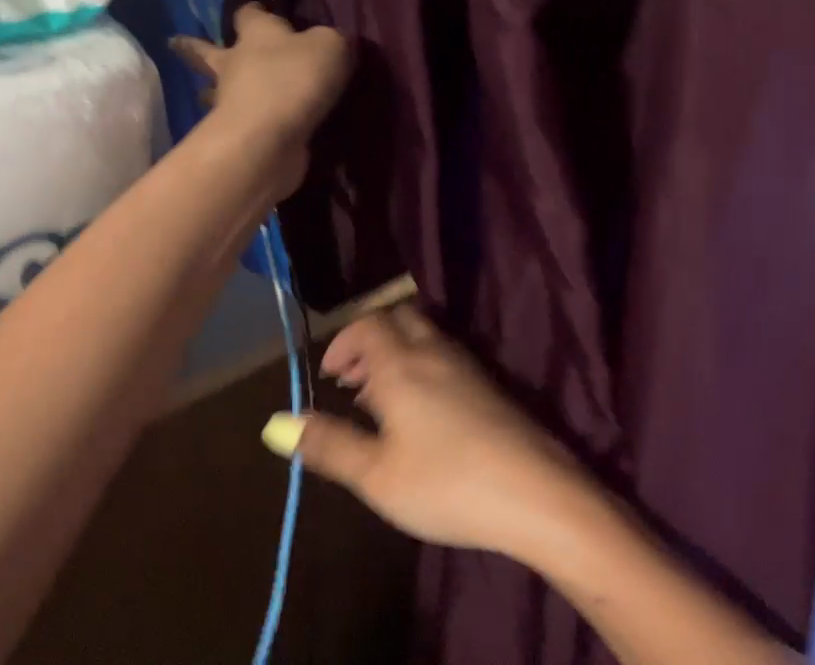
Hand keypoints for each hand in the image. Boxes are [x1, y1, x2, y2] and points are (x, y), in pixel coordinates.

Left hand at [171, 5, 351, 193]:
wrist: (268, 139)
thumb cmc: (295, 80)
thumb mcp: (331, 47)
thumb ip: (334, 41)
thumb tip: (336, 42)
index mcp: (255, 34)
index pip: (249, 15)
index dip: (254, 12)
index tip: (254, 10)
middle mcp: (235, 64)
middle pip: (208, 51)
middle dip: (195, 47)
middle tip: (176, 43)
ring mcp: (230, 102)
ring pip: (216, 91)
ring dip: (214, 91)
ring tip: (210, 94)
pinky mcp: (238, 136)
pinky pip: (241, 123)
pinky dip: (245, 124)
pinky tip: (253, 128)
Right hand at [261, 306, 598, 561]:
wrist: (537, 495)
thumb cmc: (446, 484)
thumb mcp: (376, 475)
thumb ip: (329, 445)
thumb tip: (277, 424)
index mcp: (402, 365)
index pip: (369, 324)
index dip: (344, 341)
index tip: (329, 375)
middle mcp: (436, 353)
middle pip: (400, 319)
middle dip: (370, 340)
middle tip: (352, 381)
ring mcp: (470, 368)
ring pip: (426, 338)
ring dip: (397, 356)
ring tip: (380, 401)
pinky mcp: (492, 387)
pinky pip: (447, 358)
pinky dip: (423, 369)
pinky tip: (423, 416)